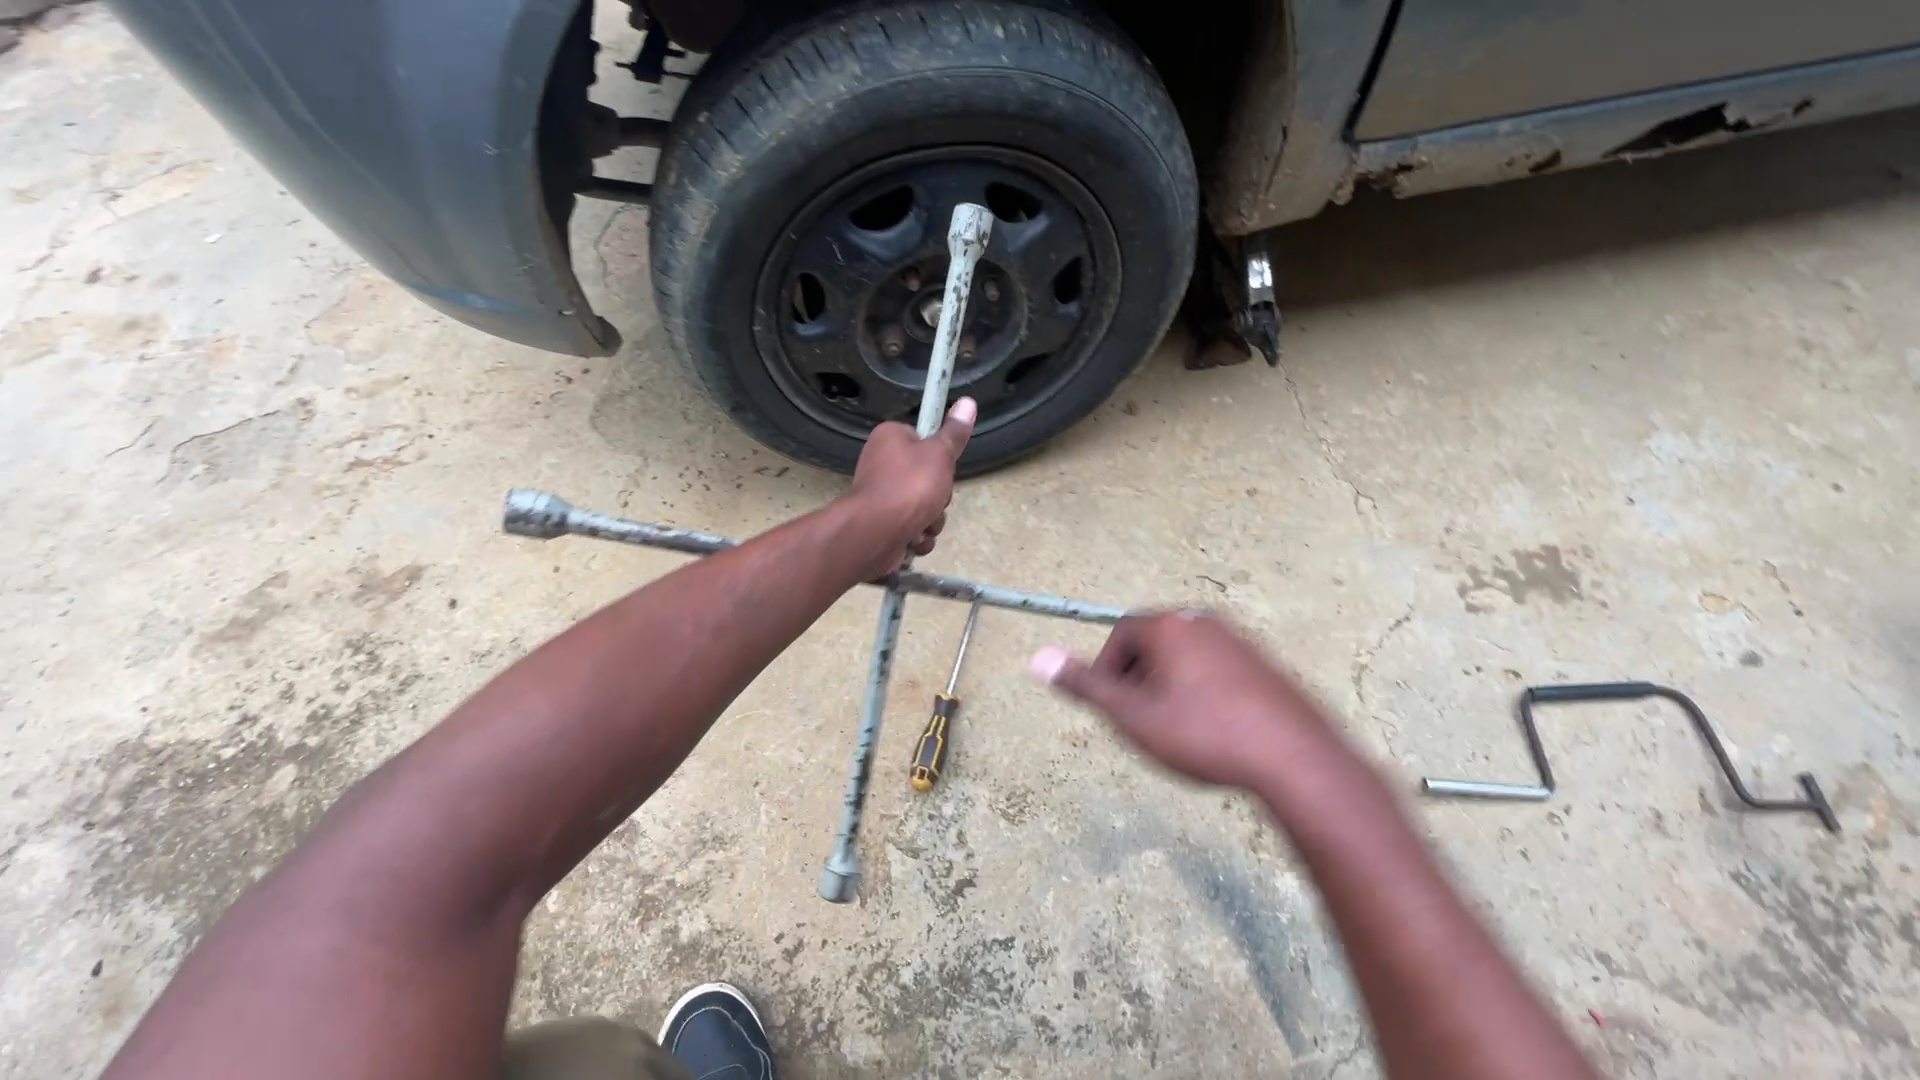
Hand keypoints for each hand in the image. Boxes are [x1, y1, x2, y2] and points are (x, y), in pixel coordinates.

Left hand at [846, 397, 974, 575]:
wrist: (875, 534)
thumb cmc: (909, 486)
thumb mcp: (940, 454)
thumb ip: (954, 433)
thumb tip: (968, 402)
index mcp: (890, 438)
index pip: (923, 439)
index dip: (939, 455)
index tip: (942, 466)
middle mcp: (882, 464)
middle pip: (928, 477)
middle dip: (938, 496)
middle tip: (934, 498)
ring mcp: (881, 497)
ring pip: (924, 506)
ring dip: (931, 519)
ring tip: (923, 524)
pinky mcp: (883, 526)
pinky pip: (913, 528)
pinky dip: (918, 536)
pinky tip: (914, 539)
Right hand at [1029, 610, 1339, 789]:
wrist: (1295, 759)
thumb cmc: (1205, 734)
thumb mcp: (1133, 716)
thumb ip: (1085, 686)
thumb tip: (1037, 658)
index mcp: (1169, 625)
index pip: (1121, 636)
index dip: (1109, 673)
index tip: (1116, 711)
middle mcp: (1204, 622)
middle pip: (1154, 646)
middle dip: (1140, 682)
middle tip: (1145, 724)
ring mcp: (1240, 641)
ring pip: (1186, 660)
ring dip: (1171, 689)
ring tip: (1180, 732)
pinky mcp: (1266, 665)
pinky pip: (1218, 672)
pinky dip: (1205, 695)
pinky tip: (1216, 732)